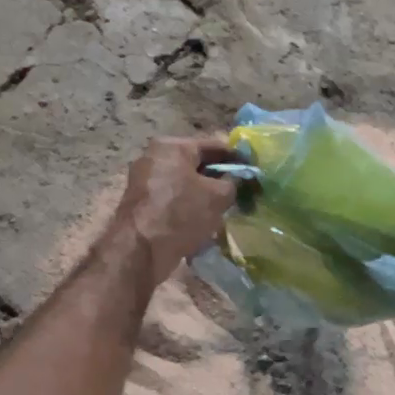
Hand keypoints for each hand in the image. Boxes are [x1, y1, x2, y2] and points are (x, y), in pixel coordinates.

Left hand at [112, 136, 239, 286]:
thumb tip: (238, 180)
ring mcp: (144, 181)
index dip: (236, 159)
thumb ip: (233, 183)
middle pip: (196, 165)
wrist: (141, 249)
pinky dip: (188, 208)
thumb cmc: (181, 213)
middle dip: (219, 179)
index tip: (252, 172)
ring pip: (185, 184)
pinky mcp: (141, 204)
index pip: (214, 146)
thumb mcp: (218, 196)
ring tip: (223, 211)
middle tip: (240, 194)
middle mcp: (154, 157)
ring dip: (204, 196)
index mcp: (172, 146)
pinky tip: (202, 223)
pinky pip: (173, 200)